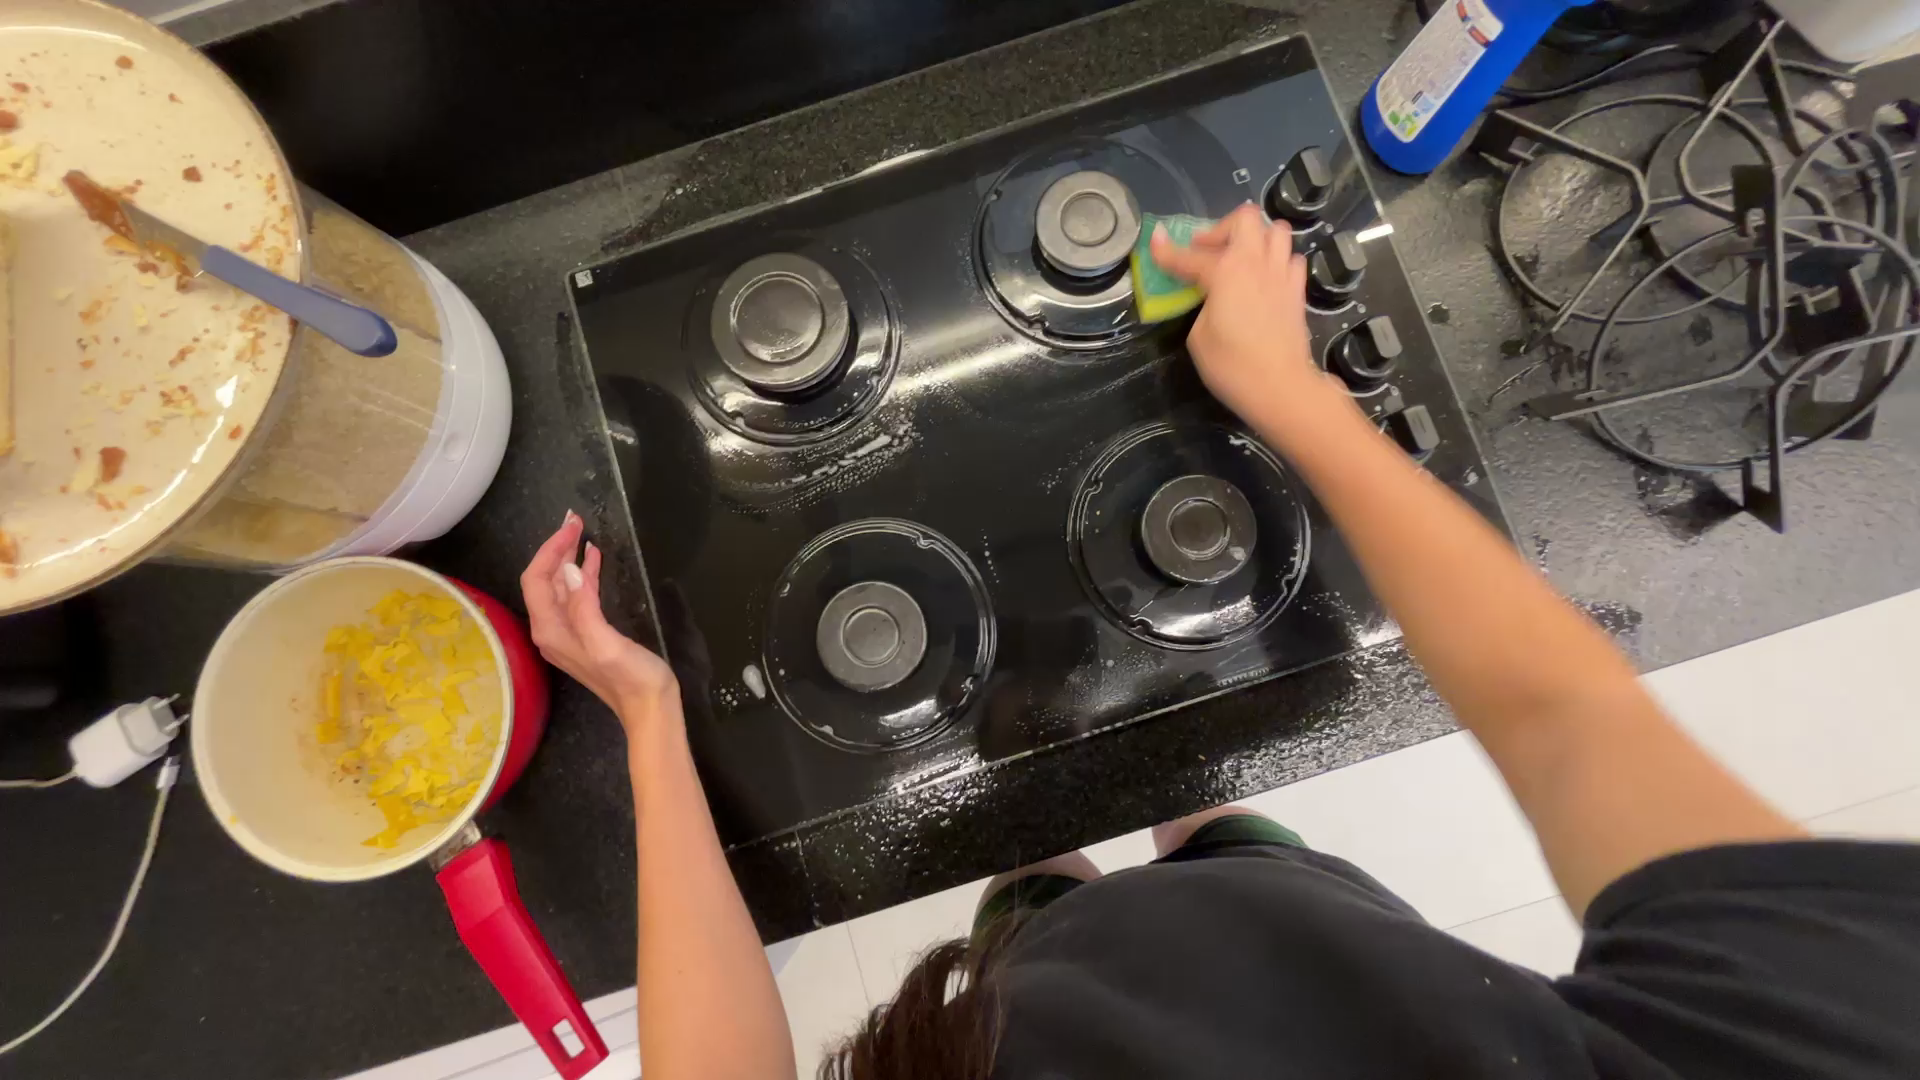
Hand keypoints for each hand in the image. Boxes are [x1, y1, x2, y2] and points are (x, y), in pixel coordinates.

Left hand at [521, 511, 679, 731]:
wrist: (649, 709)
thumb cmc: (631, 678)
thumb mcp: (607, 642)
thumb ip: (584, 606)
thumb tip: (570, 568)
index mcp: (552, 629)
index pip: (538, 578)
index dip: (552, 548)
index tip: (575, 525)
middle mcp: (553, 631)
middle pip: (544, 580)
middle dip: (557, 547)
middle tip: (577, 519)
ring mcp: (568, 635)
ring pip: (558, 587)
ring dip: (567, 558)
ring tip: (582, 534)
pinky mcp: (585, 636)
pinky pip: (575, 597)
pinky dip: (582, 574)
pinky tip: (593, 562)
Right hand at [1150, 204, 1346, 426]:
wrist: (1279, 386)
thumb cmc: (1230, 365)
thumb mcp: (1198, 337)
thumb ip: (1202, 305)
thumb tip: (1211, 297)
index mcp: (1226, 272)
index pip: (1190, 257)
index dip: (1168, 252)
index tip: (1155, 242)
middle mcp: (1257, 262)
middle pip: (1245, 219)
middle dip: (1221, 230)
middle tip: (1205, 252)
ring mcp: (1282, 274)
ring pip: (1275, 231)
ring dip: (1254, 238)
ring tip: (1239, 260)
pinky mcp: (1297, 290)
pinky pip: (1290, 258)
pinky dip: (1276, 261)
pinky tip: (1264, 279)